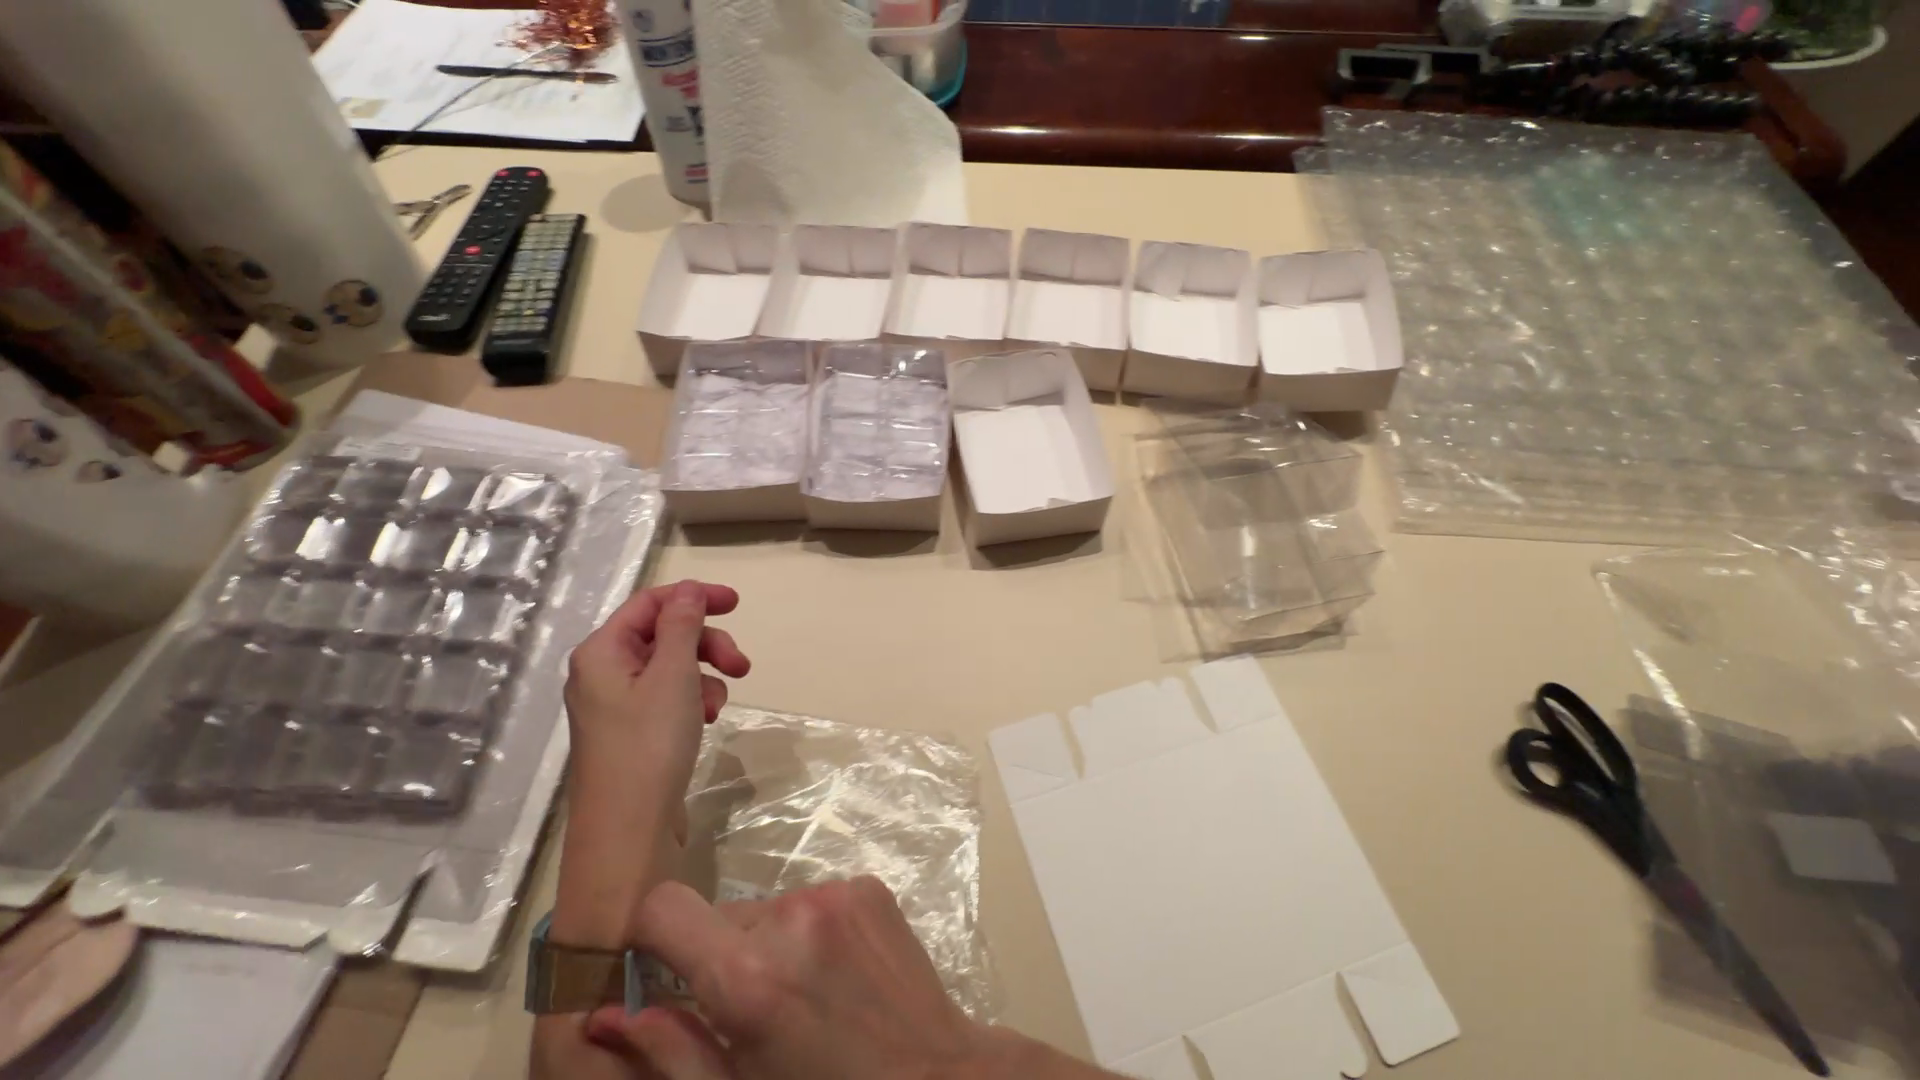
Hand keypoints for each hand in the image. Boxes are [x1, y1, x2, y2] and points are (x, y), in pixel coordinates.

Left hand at [563, 579, 750, 799]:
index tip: (738, 605)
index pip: (650, 603)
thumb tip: (688, 589)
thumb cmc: (649, 744)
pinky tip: (706, 721)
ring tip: (720, 704)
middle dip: (706, 644)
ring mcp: (614, 706)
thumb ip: (682, 626)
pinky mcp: (630, 734)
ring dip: (704, 676)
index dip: (694, 597)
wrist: (628, 831)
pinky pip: (666, 699)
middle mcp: (601, 673)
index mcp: (602, 651)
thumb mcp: (673, 675)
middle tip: (741, 666)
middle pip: (662, 636)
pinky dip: (691, 701)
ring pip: (670, 668)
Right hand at [585, 878, 995, 1079]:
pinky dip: (808, 931)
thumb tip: (603, 1014)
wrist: (939, 1078)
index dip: (650, 936)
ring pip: (766, 910)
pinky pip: (811, 900)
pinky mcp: (868, 887)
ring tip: (802, 996)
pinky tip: (835, 975)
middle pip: (717, 915)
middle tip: (749, 1012)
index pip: (662, 907)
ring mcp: (834, 894)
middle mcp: (789, 916)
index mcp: (747, 976)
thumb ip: (670, 1052)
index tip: (657, 970)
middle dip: (718, 957)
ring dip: (769, 944)